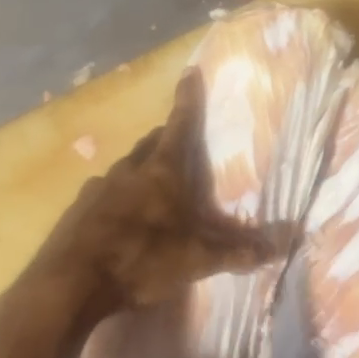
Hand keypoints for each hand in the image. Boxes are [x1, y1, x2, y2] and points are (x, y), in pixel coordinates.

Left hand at [84, 68, 281, 306]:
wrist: (67, 285)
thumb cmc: (142, 259)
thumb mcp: (200, 259)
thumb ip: (243, 250)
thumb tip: (291, 239)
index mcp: (163, 171)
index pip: (181, 124)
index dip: (188, 98)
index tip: (190, 72)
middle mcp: (129, 171)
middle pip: (151, 145)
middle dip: (166, 140)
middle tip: (180, 148)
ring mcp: (97, 190)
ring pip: (125, 169)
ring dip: (140, 172)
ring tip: (151, 190)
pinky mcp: (75, 213)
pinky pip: (102, 196)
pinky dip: (116, 199)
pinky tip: (119, 222)